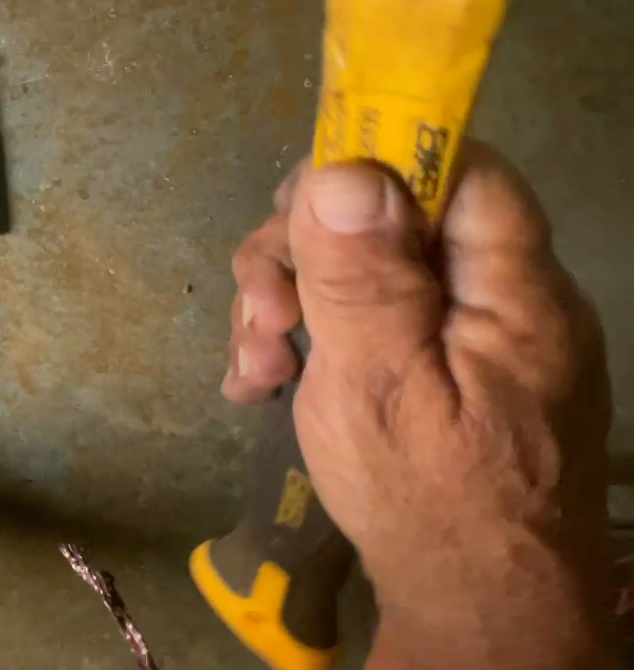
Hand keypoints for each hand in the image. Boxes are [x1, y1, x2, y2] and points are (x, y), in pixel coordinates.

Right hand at [223, 145, 612, 665]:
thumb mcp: (377, 381)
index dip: (376, 162)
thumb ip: (363, 277)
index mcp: (507, 293)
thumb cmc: (426, 492)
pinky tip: (259, 376)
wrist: (466, 600)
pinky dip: (291, 331)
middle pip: (376, 215)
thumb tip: (343, 172)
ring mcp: (449, 325)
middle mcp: (487, 295)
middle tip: (260, 315)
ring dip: (277, 300)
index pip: (461, 173)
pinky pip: (342, 307)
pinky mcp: (416, 352)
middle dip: (293, 254)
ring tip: (253, 365)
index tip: (294, 203)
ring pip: (342, 261)